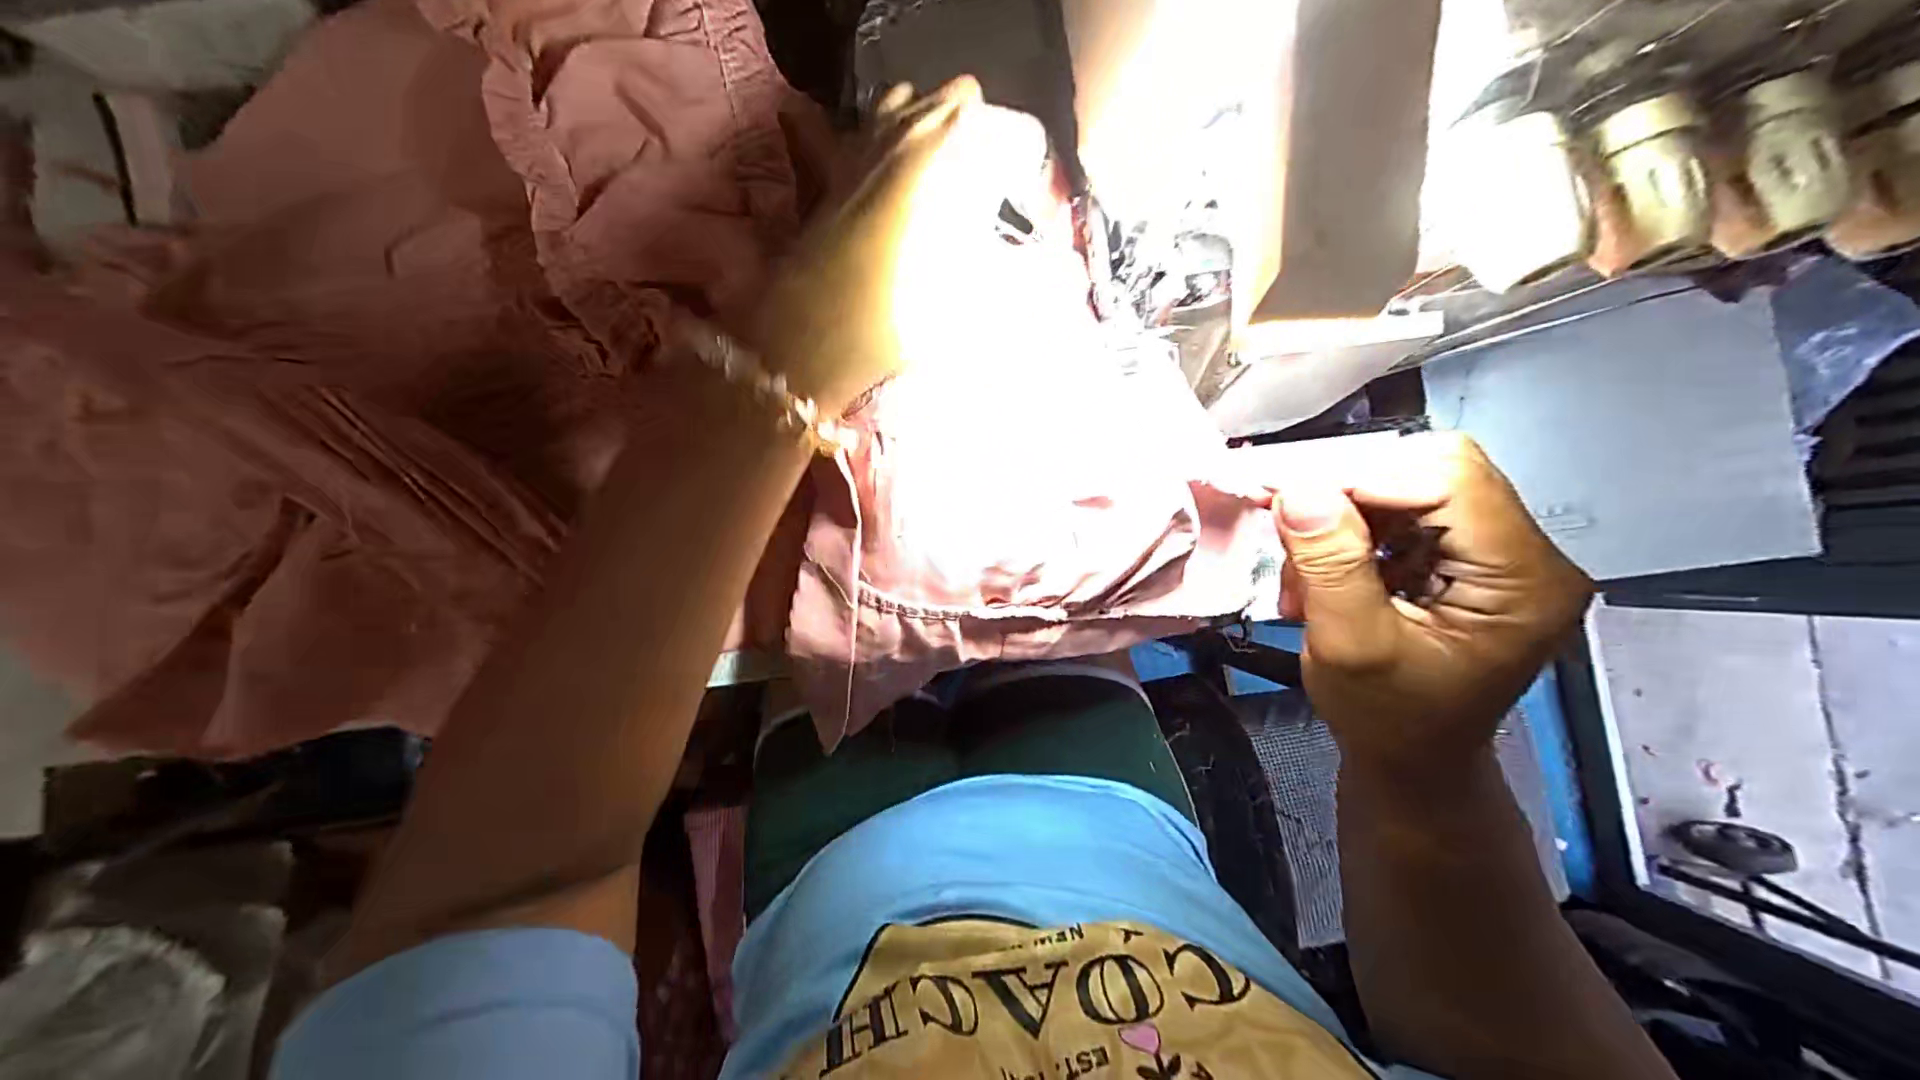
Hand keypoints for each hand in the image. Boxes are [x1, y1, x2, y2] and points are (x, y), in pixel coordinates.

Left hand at [749, 78, 1054, 415]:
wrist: (783, 371)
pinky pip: (835, 174)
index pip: (912, 157)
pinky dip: (856, 154)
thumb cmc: (850, 358)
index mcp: (881, 225)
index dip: (941, 124)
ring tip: (907, 100)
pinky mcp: (808, 232)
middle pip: (884, 143)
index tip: (968, 101)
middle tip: (951, 94)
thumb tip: (985, 298)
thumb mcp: (912, 337)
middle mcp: (849, 206)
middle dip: (920, 113)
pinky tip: (861, 150)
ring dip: (883, 123)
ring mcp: (824, 216)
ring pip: (855, 152)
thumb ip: (945, 308)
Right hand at [1273, 433, 1593, 776]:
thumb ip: (1330, 566)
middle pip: (1433, 472)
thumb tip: (1299, 490)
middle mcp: (1526, 554)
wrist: (1410, 758)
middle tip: (1291, 526)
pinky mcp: (1466, 558)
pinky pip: (1403, 512)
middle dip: (1351, 493)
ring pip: (1410, 486)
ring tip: (1306, 570)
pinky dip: (1352, 531)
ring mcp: (1497, 554)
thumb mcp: (1350, 647)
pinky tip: (1325, 571)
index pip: (1450, 479)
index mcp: (1523, 579)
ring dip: (1344, 517)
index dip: (1366, 475)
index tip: (1292, 496)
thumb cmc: (1387, 718)